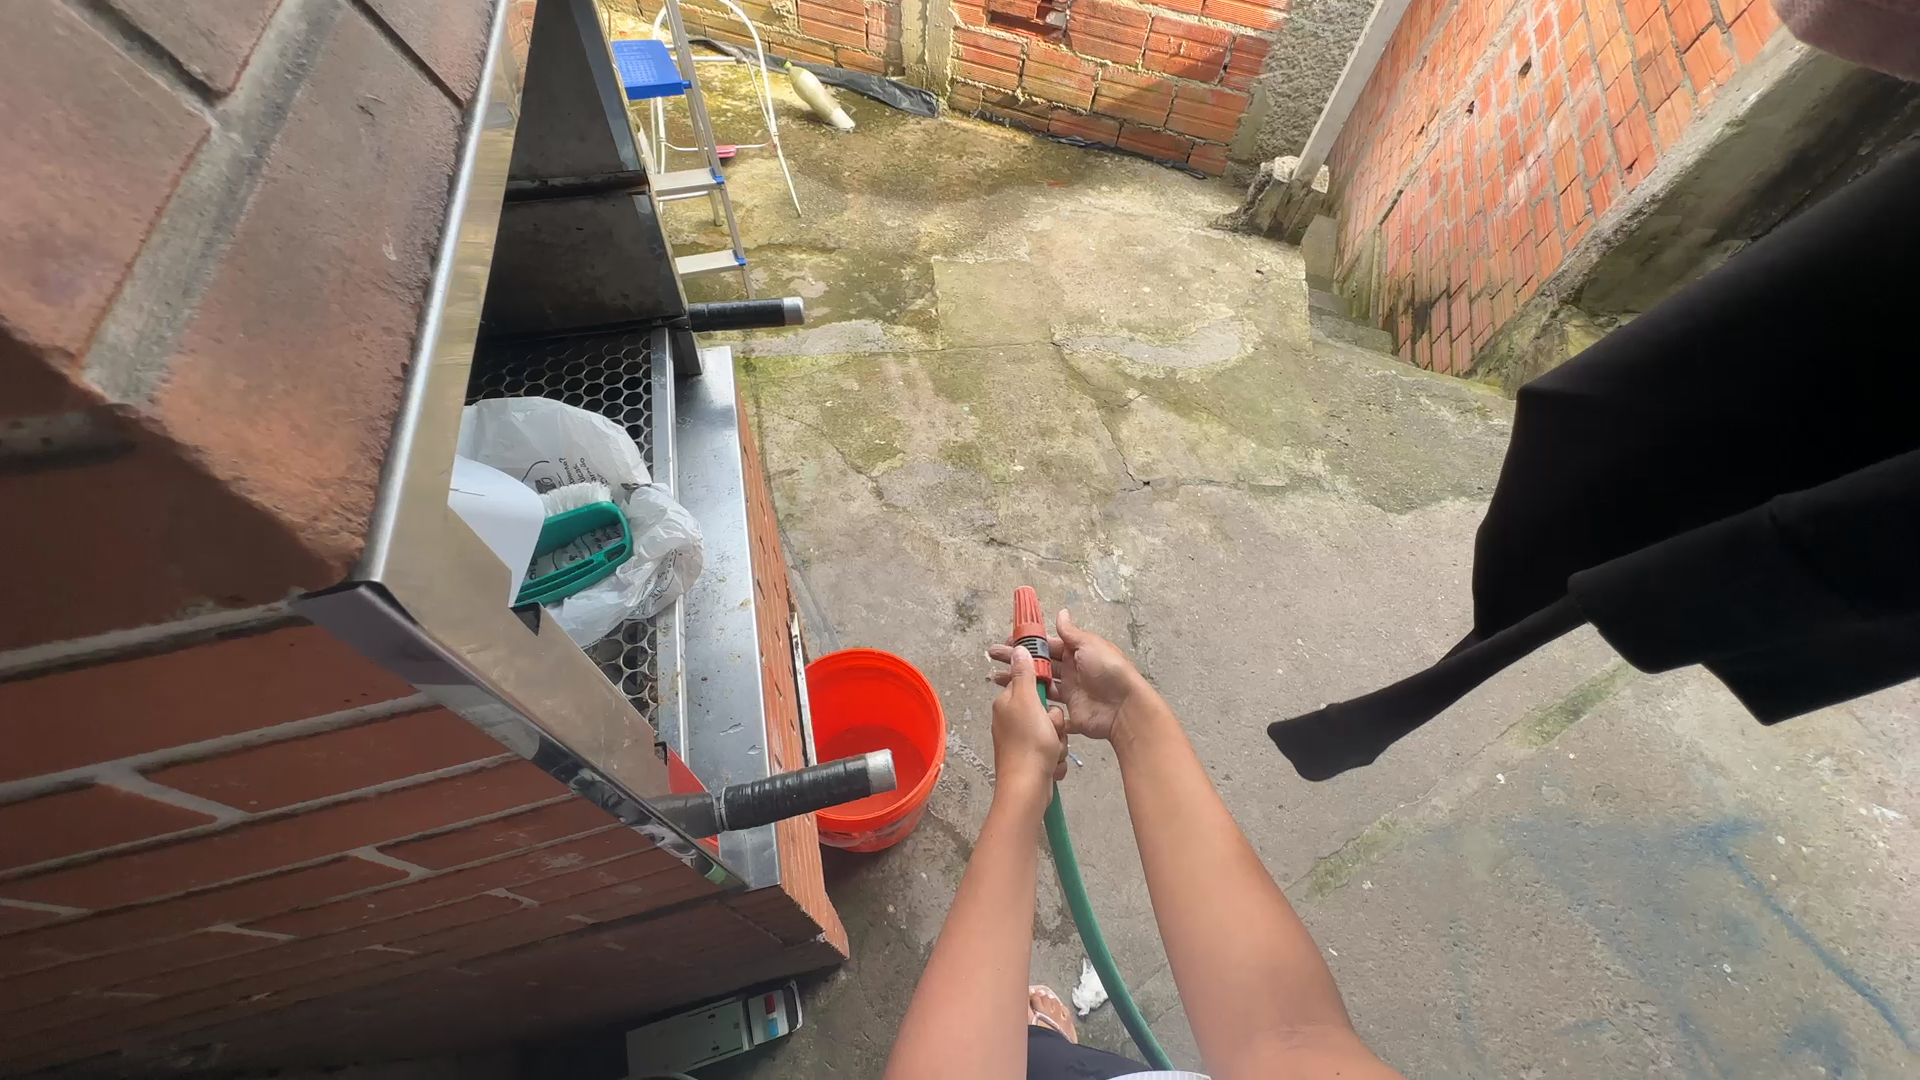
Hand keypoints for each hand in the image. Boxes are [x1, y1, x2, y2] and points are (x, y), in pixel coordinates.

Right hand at [991, 609, 1152, 742]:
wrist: (1124, 707)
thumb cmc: (1110, 671)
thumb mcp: (1090, 645)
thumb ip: (1071, 633)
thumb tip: (1061, 613)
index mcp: (1076, 652)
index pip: (1046, 646)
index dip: (1028, 643)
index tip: (1008, 642)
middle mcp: (1071, 671)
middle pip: (1039, 665)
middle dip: (1017, 660)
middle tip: (994, 657)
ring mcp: (1069, 692)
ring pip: (1039, 685)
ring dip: (1020, 682)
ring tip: (997, 679)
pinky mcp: (1069, 712)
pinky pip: (1049, 709)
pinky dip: (1035, 707)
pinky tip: (1017, 703)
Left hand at [991, 646, 1069, 786]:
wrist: (1028, 788)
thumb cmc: (1028, 744)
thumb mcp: (1028, 701)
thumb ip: (1024, 674)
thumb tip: (1017, 650)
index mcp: (1008, 703)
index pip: (1033, 685)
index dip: (1046, 694)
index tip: (1050, 703)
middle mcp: (1012, 720)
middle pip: (1047, 710)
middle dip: (1055, 723)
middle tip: (1050, 730)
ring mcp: (1022, 741)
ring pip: (1053, 731)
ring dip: (1058, 742)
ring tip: (1051, 751)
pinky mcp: (1031, 759)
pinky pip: (1052, 750)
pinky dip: (1055, 758)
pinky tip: (1050, 765)